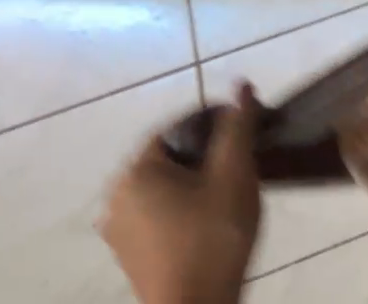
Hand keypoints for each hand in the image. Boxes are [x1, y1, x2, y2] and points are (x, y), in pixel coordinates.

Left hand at [101, 85, 262, 303]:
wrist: (195, 303)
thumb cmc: (214, 232)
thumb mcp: (234, 171)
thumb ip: (238, 126)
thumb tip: (241, 86)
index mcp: (136, 173)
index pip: (176, 126)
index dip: (215, 117)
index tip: (250, 121)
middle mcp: (117, 197)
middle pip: (171, 154)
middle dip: (210, 146)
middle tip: (249, 148)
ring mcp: (120, 228)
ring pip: (167, 182)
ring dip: (201, 172)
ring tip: (238, 177)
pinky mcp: (131, 249)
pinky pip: (161, 207)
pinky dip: (188, 198)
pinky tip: (217, 208)